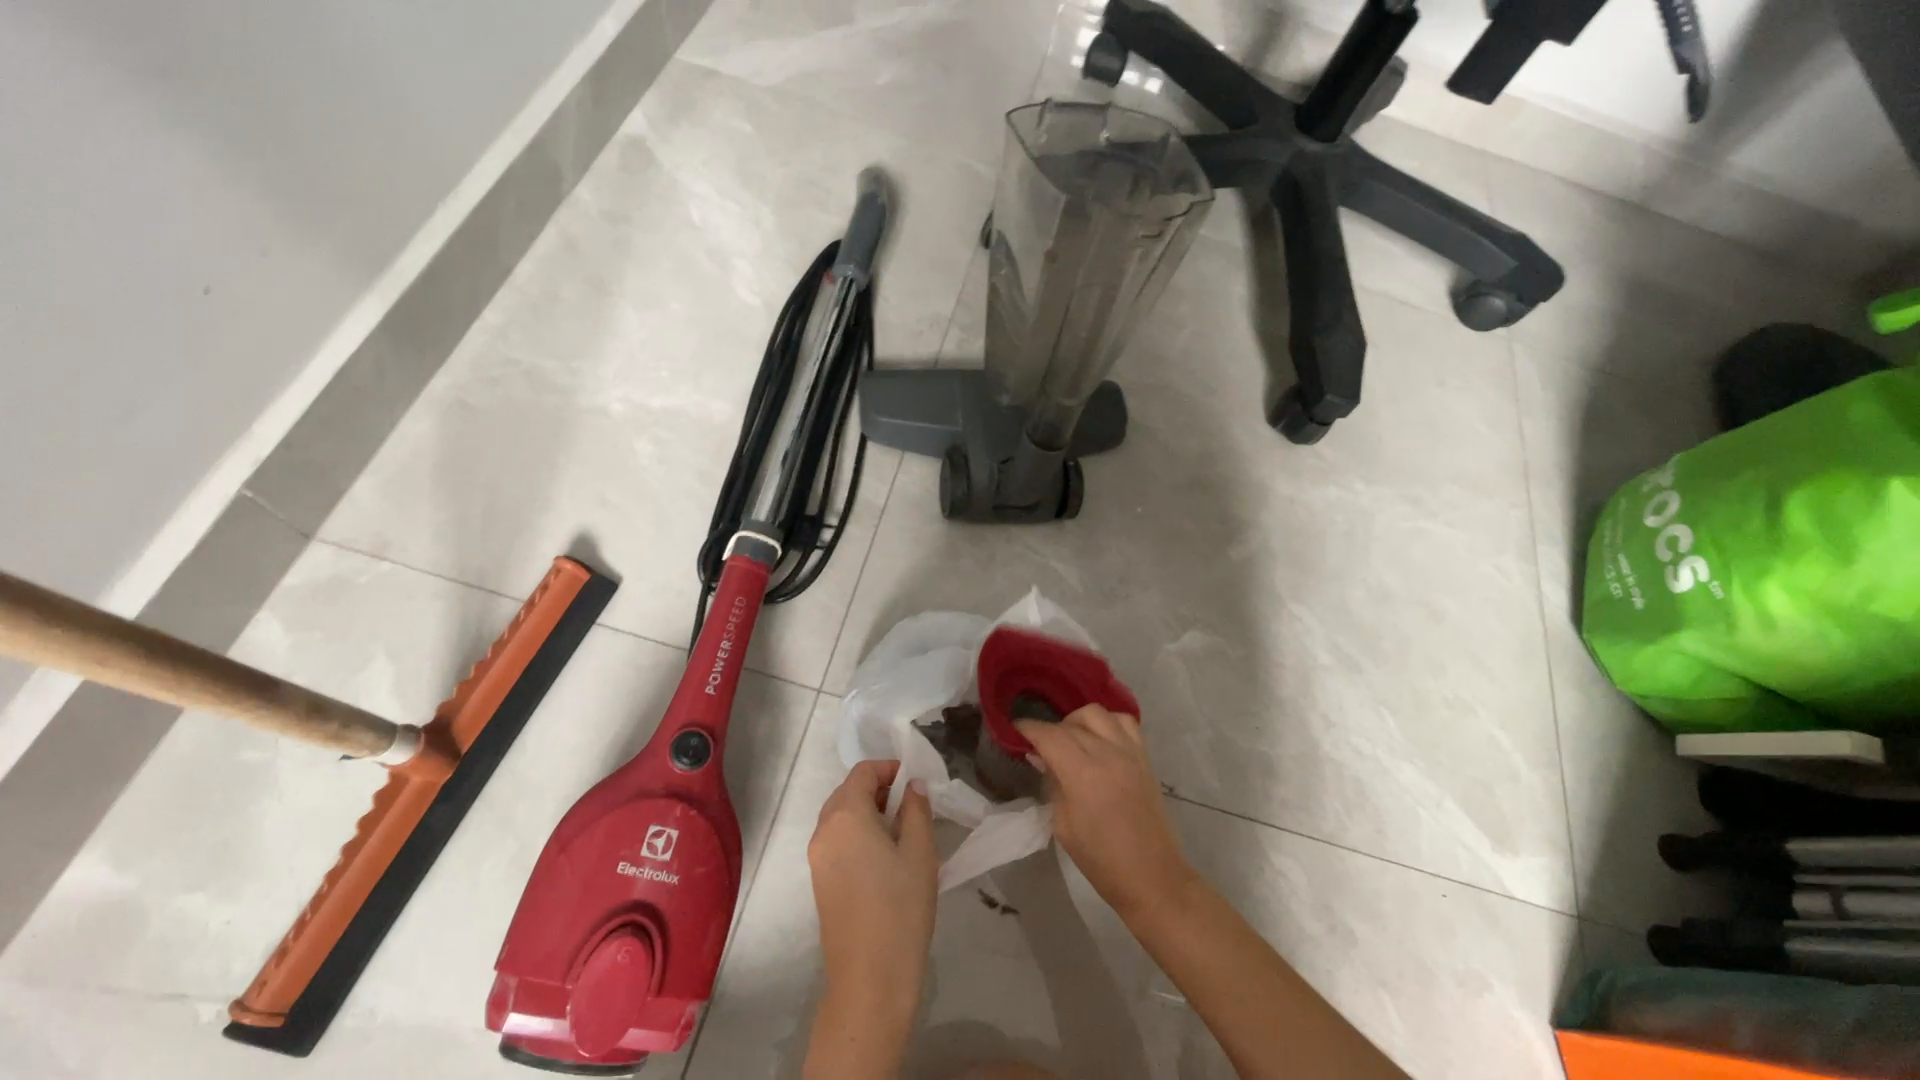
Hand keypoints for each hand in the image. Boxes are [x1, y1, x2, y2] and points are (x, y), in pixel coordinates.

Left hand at [807, 759, 937, 1008]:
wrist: (870, 975)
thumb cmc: (901, 906)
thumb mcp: (920, 852)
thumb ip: (917, 810)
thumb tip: (913, 786)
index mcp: (845, 815)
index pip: (862, 772)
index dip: (889, 768)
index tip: (916, 781)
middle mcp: (823, 830)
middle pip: (847, 792)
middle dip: (878, 789)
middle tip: (912, 804)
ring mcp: (817, 857)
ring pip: (840, 817)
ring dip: (868, 812)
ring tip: (902, 830)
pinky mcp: (819, 881)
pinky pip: (837, 841)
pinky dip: (858, 834)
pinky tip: (885, 856)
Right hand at [1017, 705, 1195, 920]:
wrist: (1151, 876)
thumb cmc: (1101, 860)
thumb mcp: (1063, 826)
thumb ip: (1053, 785)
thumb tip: (1044, 760)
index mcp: (1083, 773)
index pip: (1050, 735)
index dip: (1028, 729)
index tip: (1015, 730)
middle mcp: (1108, 754)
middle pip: (1072, 722)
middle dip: (1051, 729)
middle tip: (1041, 746)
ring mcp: (1130, 753)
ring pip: (1099, 714)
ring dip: (1078, 720)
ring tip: (1071, 740)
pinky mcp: (1145, 759)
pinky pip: (1125, 723)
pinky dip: (1108, 723)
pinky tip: (1100, 740)